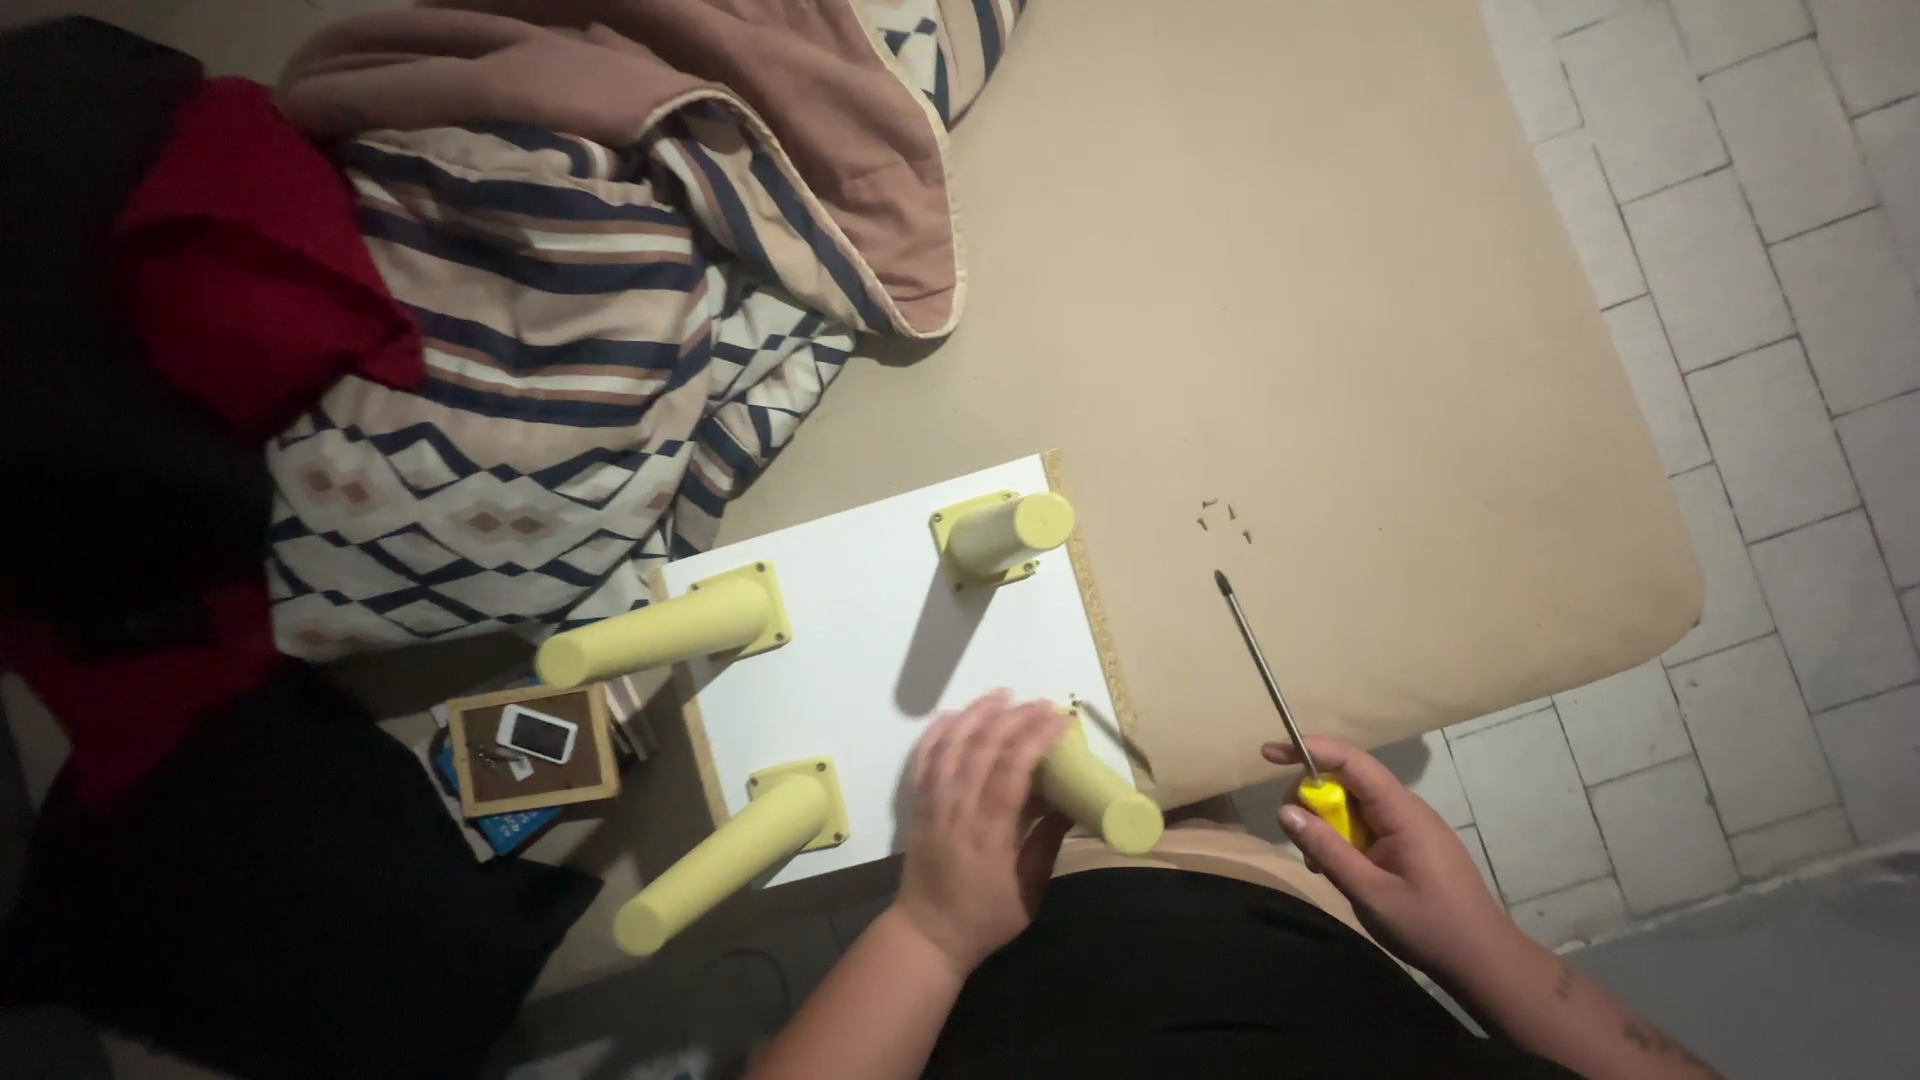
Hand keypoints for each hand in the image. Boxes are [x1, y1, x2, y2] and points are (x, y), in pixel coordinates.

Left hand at [893, 690, 1072, 975]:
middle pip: (983, 751)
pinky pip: (924, 762)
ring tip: (1002, 695)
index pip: (1012, 773)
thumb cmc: (985, 919)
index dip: (1035, 739)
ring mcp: (933, 806)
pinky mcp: (918, 806)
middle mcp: (958, 812)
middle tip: (1041, 703)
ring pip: (951, 747)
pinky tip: (951, 715)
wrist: (926, 934)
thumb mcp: (1028, 892)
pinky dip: (936, 734)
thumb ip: (1046, 844)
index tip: (1059, 719)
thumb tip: (1069, 804)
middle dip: (1014, 719)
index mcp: (989, 835)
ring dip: (976, 715)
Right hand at [1263, 736, 1521, 976]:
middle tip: (1291, 829)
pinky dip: (1342, 838)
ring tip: (1316, 862)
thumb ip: (1326, 849)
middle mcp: (1406, 809)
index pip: (1351, 761)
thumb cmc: (1431, 928)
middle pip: (1347, 780)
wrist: (1487, 964)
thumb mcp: (1369, 892)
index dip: (1308, 750)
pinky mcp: (1410, 843)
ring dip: (1326, 823)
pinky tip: (1337, 868)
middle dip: (1311, 796)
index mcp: (1402, 812)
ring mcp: (1410, 826)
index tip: (1269, 753)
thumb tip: (1284, 810)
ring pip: (1353, 804)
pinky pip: (1365, 824)